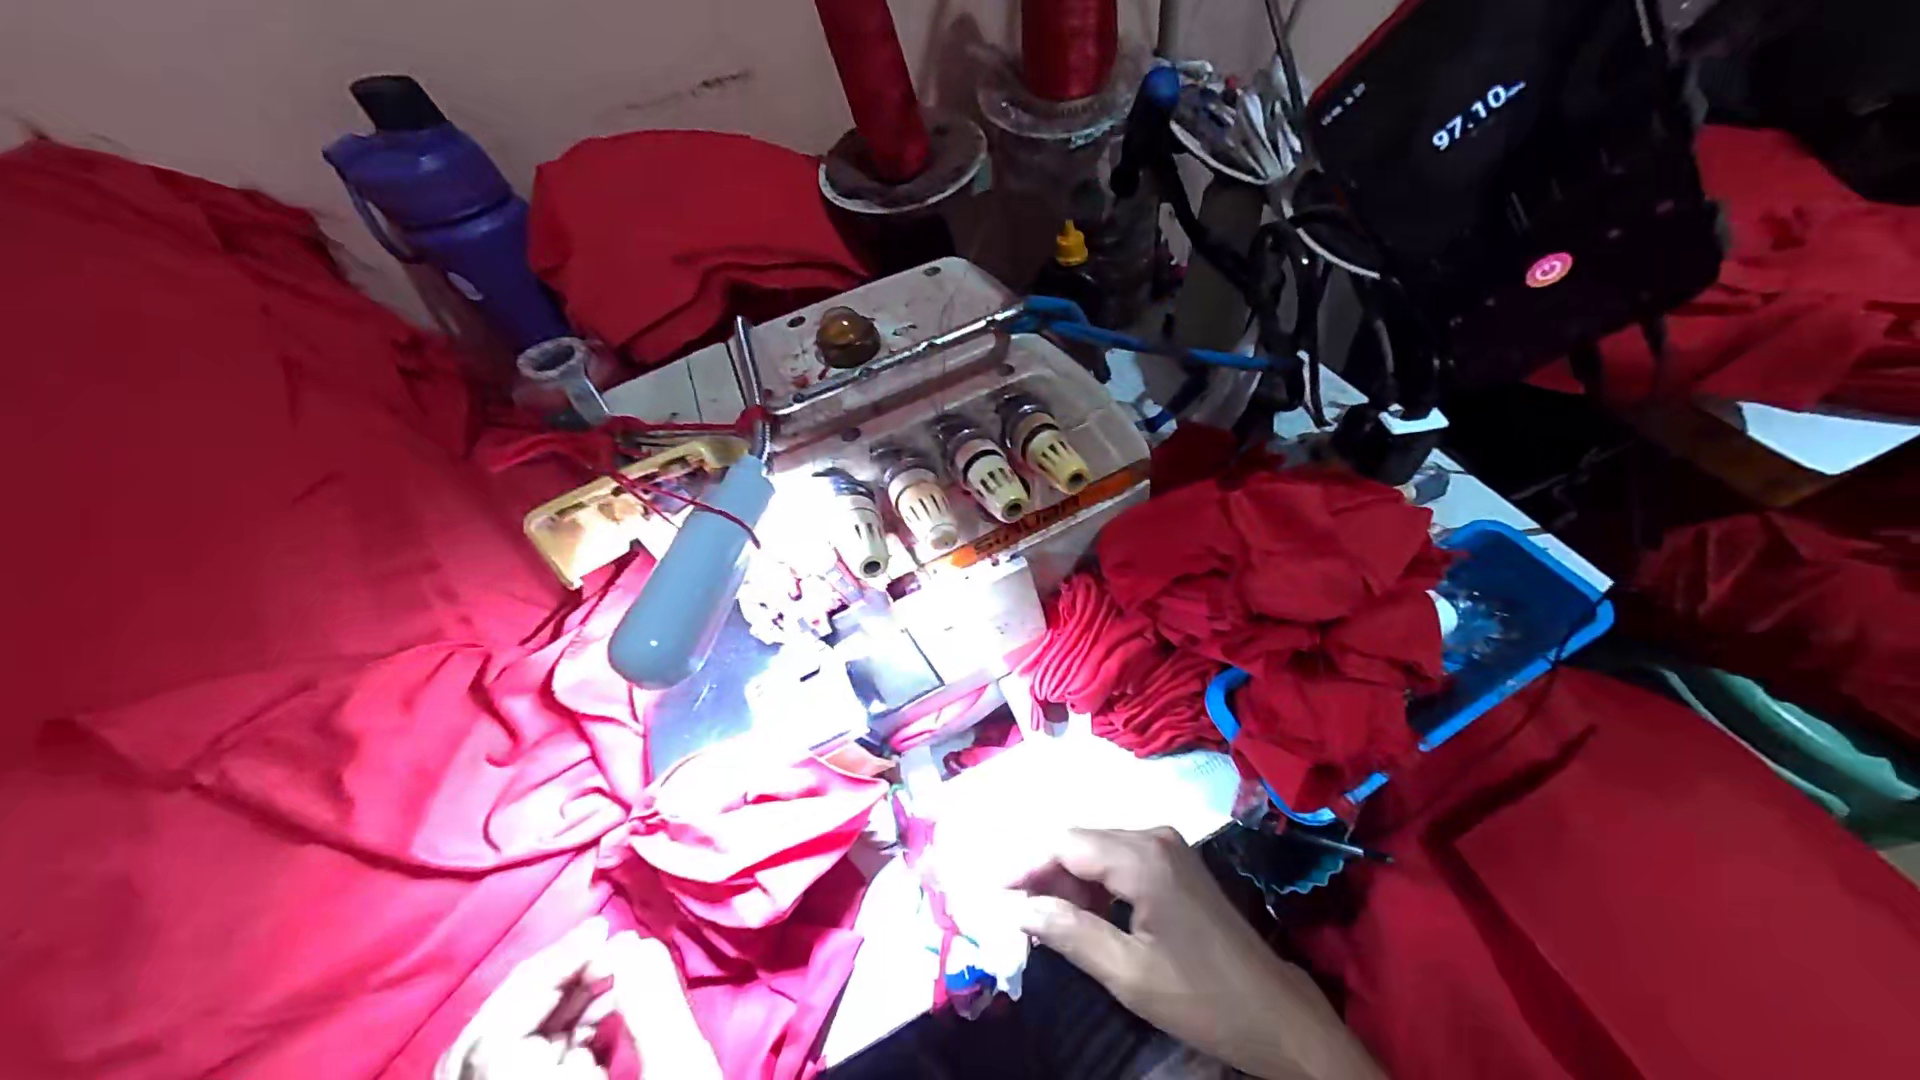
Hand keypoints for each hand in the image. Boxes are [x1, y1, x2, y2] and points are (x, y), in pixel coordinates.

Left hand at [436, 917, 720, 1079]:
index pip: (492, 1047)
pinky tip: (610, 1003)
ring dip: (556, 1002)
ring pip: (499, 1063)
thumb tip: (635, 950)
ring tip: (615, 963)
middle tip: (603, 938)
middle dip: (544, 982)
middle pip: (481, 1051)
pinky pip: (527, 1075)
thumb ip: (657, 1014)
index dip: (541, 976)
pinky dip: (563, 1032)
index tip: (604, 931)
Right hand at [1018, 828, 1381, 1079]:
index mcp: (1142, 857)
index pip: (1065, 845)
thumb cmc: (1202, 997)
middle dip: (1046, 874)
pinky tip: (1086, 913)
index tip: (995, 891)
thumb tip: (1019, 909)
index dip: (1026, 866)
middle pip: (1080, 842)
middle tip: (1021, 913)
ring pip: (1098, 849)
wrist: (1276, 1014)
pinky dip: (1095, 883)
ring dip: (1069, 880)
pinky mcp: (1174, 861)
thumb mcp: (1128, 973)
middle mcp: (1153, 836)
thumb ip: (1070, 933)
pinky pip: (1119, 859)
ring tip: (1050, 920)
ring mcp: (1167, 846)